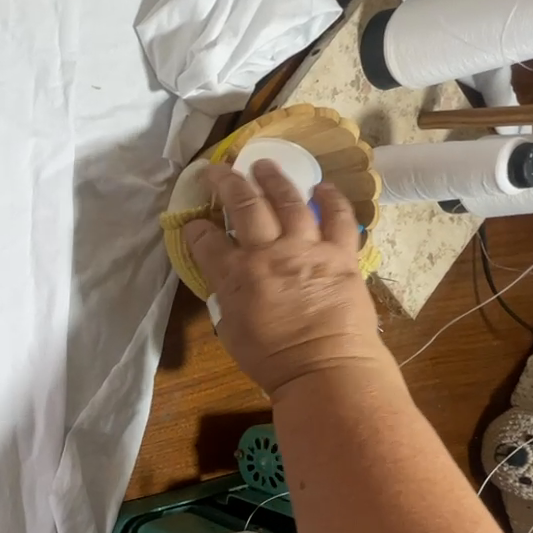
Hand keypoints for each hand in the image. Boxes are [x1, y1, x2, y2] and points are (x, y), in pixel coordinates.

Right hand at [182, 160, 392, 397]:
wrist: (325, 368)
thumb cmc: (270, 358)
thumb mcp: (230, 327)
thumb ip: (227, 296)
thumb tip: (229, 279)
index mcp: (234, 276)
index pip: (206, 240)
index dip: (195, 227)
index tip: (192, 221)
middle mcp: (267, 253)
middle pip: (245, 206)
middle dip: (227, 183)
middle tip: (218, 170)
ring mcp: (307, 250)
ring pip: (289, 202)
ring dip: (274, 180)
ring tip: (264, 164)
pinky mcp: (341, 255)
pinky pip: (338, 219)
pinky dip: (330, 200)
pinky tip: (322, 187)